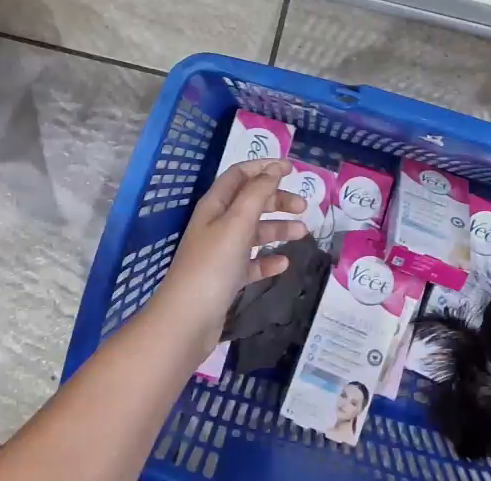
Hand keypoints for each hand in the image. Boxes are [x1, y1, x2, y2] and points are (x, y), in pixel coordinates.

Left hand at [150, 159, 307, 352]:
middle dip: (277, 200)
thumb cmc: (212, 266)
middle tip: (304, 207)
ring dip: (278, 229)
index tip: (292, 169)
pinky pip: (251, 262)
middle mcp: (217, 224)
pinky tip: (283, 264)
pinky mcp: (226, 279)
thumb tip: (274, 168)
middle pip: (250, 202)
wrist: (186, 322)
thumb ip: (257, 193)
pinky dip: (268, 260)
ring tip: (302, 234)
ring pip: (254, 232)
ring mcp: (221, 253)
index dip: (264, 168)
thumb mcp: (237, 223)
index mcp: (215, 206)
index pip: (240, 175)